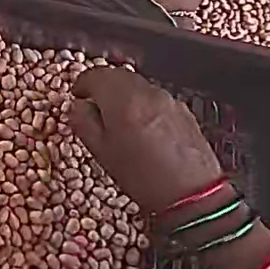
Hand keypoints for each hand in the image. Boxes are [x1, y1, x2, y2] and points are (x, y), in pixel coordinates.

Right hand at [67, 66, 223, 214]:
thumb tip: (78, 105)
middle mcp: (146, 92)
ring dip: (122, 94)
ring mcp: (167, 99)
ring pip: (137, 85)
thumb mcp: (100, 151)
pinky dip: (142, 103)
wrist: (192, 194)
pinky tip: (141, 127)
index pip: (95, 74)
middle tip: (93, 105)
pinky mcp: (183, 110)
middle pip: (117, 75)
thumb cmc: (140, 175)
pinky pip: (154, 98)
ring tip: (117, 119)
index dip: (81, 83)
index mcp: (121, 99)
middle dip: (102, 86)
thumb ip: (83, 121)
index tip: (77, 95)